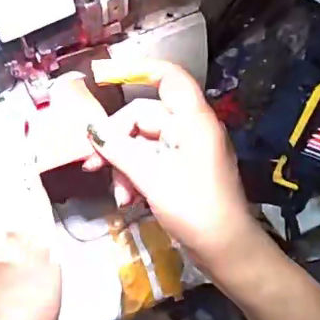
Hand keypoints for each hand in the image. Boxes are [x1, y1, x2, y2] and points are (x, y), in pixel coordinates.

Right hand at [82, 61, 265, 273]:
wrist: (227, 250)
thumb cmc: (195, 209)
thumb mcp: (152, 178)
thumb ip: (120, 151)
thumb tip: (92, 131)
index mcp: (193, 120)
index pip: (167, 77)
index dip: (135, 70)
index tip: (101, 76)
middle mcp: (192, 129)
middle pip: (144, 117)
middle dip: (117, 140)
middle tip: (93, 163)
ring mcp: (188, 150)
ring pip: (144, 143)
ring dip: (124, 165)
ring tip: (117, 193)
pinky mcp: (184, 171)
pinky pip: (152, 161)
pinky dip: (136, 176)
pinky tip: (127, 198)